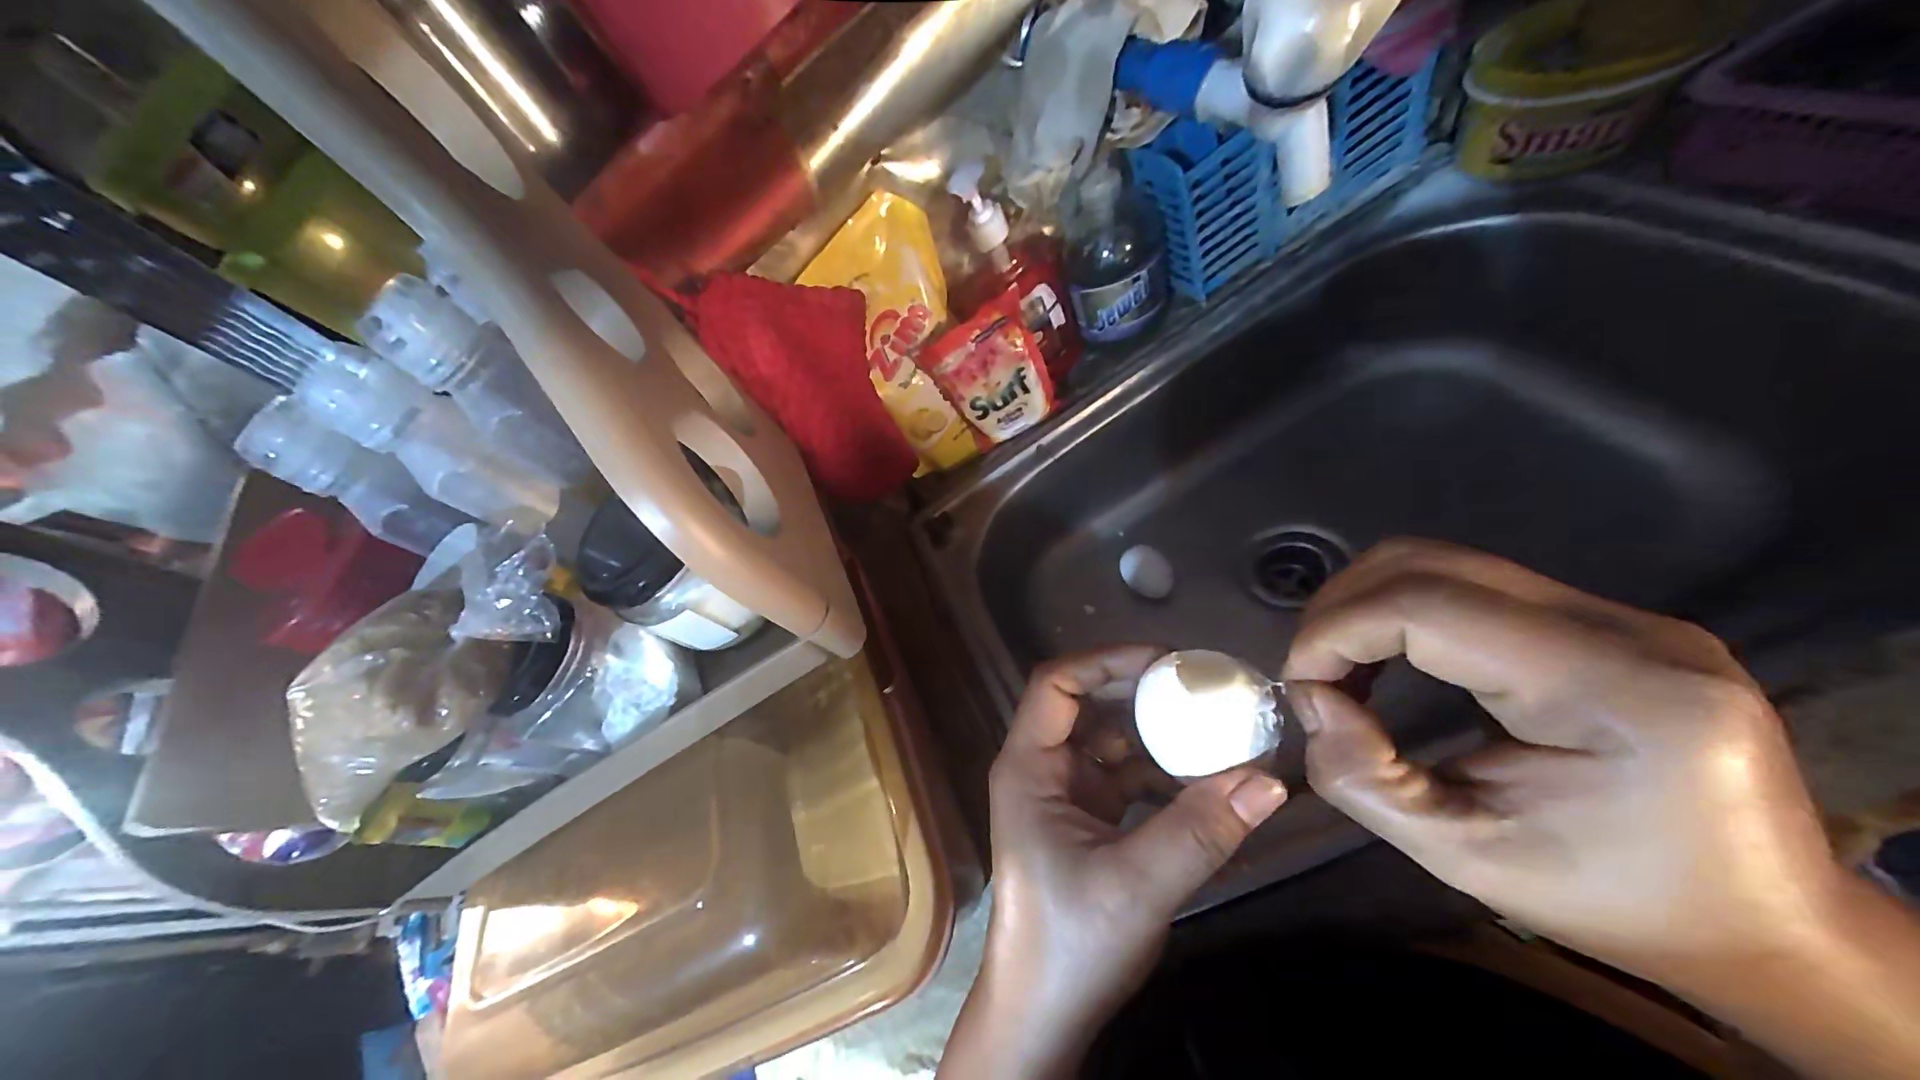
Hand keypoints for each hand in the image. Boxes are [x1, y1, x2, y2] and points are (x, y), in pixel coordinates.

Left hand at [940, 646, 1288, 1079]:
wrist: (1044, 1013)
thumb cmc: (1070, 942)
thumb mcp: (1138, 883)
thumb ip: (1202, 830)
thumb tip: (1271, 779)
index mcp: (1029, 767)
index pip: (1055, 684)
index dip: (1104, 660)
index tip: (1166, 663)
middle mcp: (1043, 770)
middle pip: (1090, 707)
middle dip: (1144, 696)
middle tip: (1206, 690)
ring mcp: (1066, 796)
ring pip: (1114, 743)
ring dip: (1162, 737)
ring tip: (1220, 730)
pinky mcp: (1090, 822)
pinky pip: (1129, 780)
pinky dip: (1166, 777)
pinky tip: (1209, 786)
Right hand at [1279, 539, 1839, 983]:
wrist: (1763, 922)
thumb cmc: (1618, 904)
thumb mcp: (1468, 858)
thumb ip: (1365, 778)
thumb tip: (1311, 700)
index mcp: (1614, 691)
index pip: (1428, 606)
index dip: (1336, 632)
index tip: (1299, 687)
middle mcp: (1627, 628)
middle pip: (1429, 562)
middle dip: (1341, 610)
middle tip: (1312, 676)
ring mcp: (1622, 615)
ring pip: (1444, 561)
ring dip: (1366, 605)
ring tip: (1342, 670)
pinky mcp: (1606, 620)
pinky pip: (1472, 586)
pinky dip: (1403, 613)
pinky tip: (1390, 661)